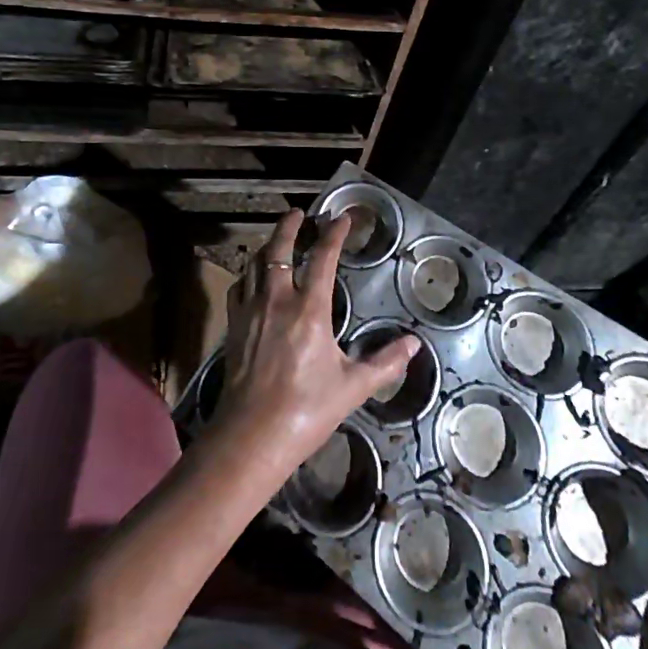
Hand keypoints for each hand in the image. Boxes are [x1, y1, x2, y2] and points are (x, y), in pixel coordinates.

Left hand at [215, 209, 419, 479]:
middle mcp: (277, 301)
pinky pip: (240, 287)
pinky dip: (249, 274)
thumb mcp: (353, 387)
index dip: (334, 234)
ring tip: (278, 239)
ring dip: (268, 246)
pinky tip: (254, 278)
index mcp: (309, 310)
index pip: (322, 258)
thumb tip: (414, 345)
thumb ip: (385, 362)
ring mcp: (250, 312)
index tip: (342, 217)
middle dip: (289, 227)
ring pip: (255, 265)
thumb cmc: (307, 410)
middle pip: (278, 250)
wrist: (252, 435)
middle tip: (300, 213)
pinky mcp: (234, 327)